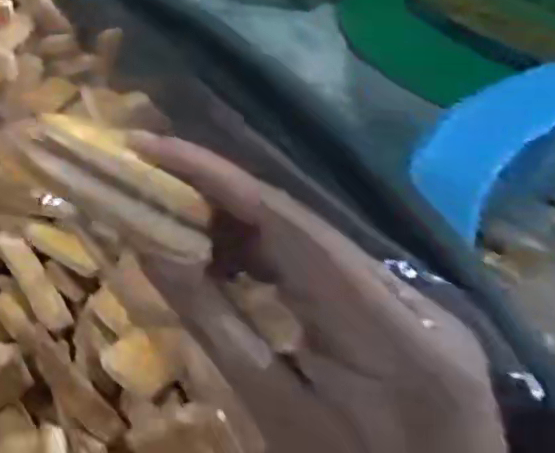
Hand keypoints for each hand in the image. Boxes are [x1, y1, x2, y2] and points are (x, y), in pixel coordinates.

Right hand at [119, 135, 505, 452]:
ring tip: (166, 213)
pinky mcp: (401, 316)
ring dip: (232, 221)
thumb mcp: (274, 409)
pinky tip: (219, 259)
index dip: (210, 173)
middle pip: (295, 219)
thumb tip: (141, 239)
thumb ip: (209, 318)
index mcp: (392, 326)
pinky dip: (259, 252)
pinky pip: (316, 262)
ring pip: (303, 234)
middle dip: (212, 190)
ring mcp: (414, 305)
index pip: (286, 221)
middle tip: (141, 171)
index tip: (143, 145)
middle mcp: (413, 299)